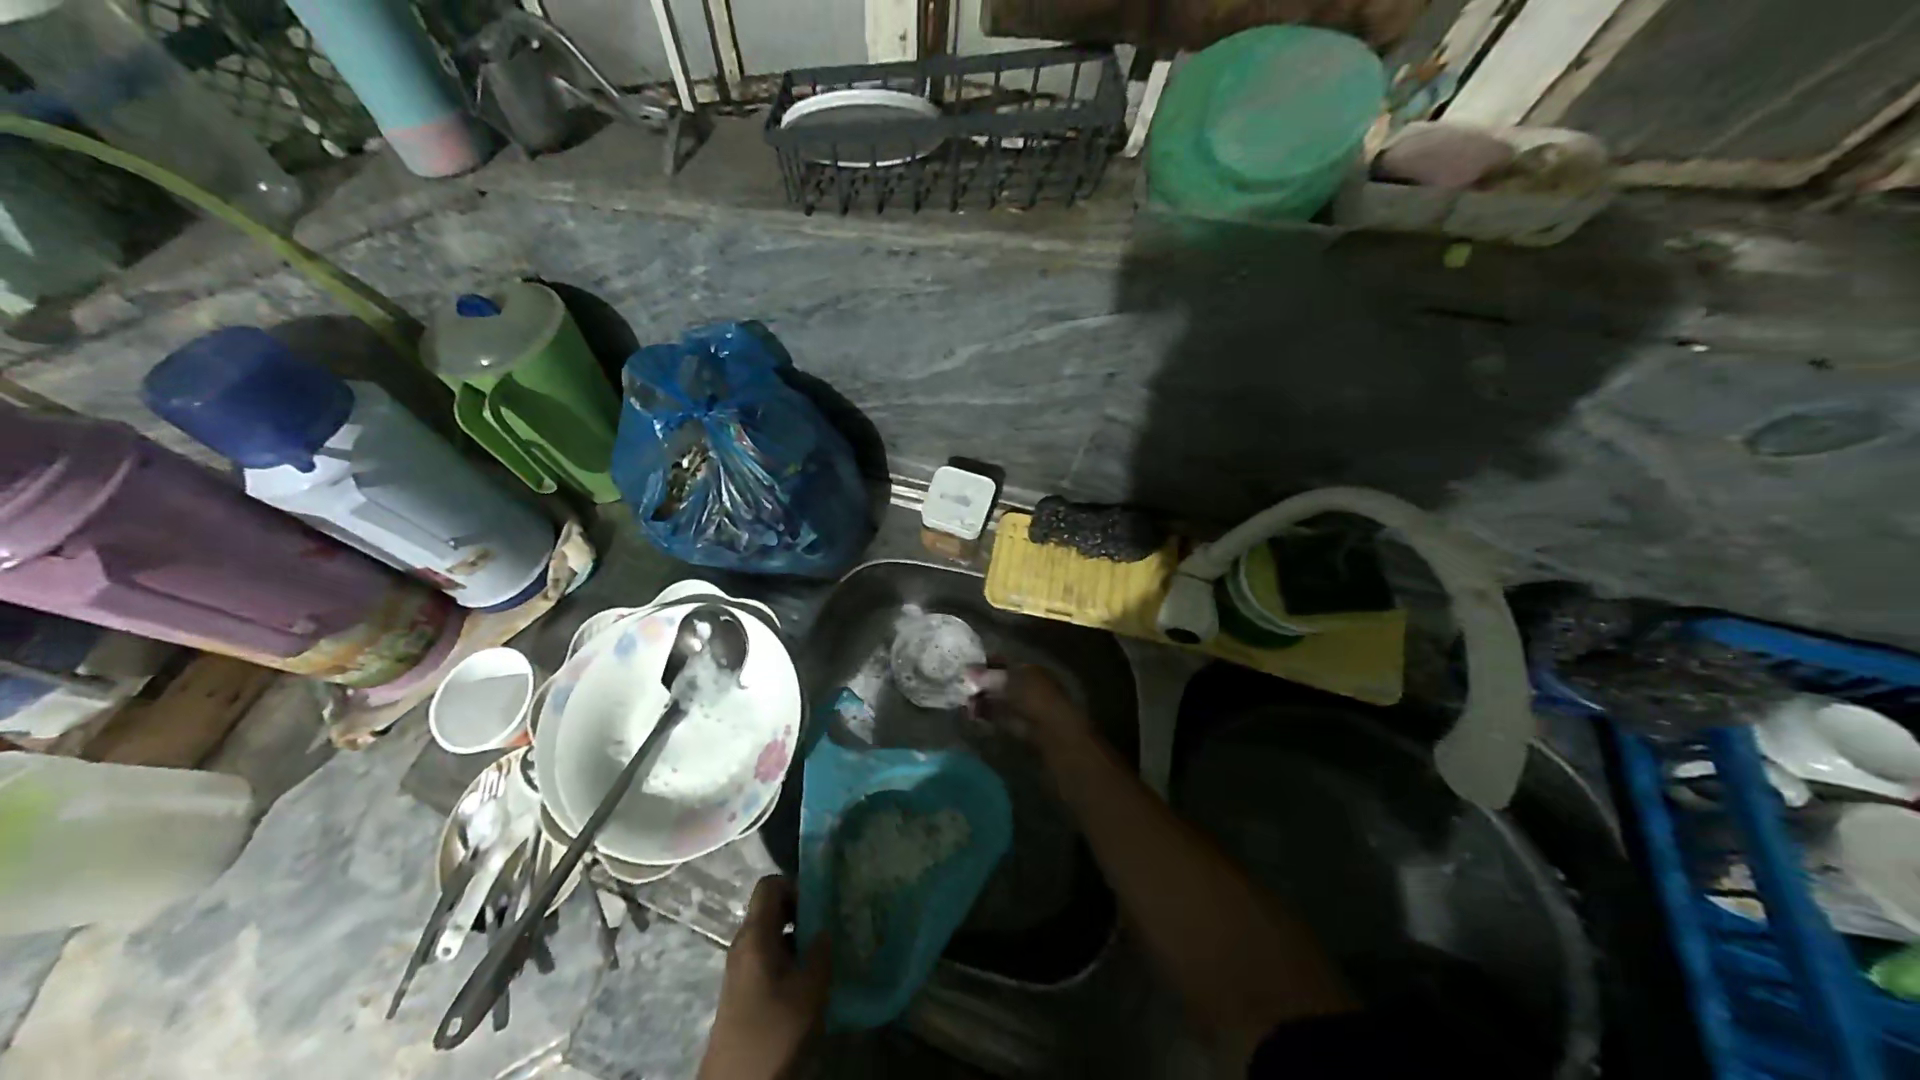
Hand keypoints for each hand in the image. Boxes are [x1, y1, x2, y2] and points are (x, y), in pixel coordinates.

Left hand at [697, 875, 831, 1079]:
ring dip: (796, 936)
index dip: (795, 885)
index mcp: (755, 936)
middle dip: (800, 910)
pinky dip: (787, 956)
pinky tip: (807, 979)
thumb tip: (825, 928)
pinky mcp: (743, 988)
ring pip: (770, 933)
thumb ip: (821, 952)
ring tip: (823, 953)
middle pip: (770, 907)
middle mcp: (743, 944)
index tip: (819, 904)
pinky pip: (766, 955)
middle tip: (827, 926)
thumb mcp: (810, 990)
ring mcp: (740, 967)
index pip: (769, 885)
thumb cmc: (774, 1031)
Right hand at [968, 663, 1094, 754]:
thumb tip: (968, 672)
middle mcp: (1028, 685)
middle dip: (981, 684)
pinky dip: (987, 715)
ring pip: (999, 700)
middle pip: (1000, 682)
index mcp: (1030, 669)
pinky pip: (1000, 717)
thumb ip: (991, 677)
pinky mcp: (1021, 727)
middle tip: (959, 688)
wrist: (1059, 738)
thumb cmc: (1038, 701)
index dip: (985, 664)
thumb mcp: (1014, 683)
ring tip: (963, 704)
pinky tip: (973, 716)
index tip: (964, 669)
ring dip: (982, 701)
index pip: (1003, 662)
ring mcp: (1025, 707)